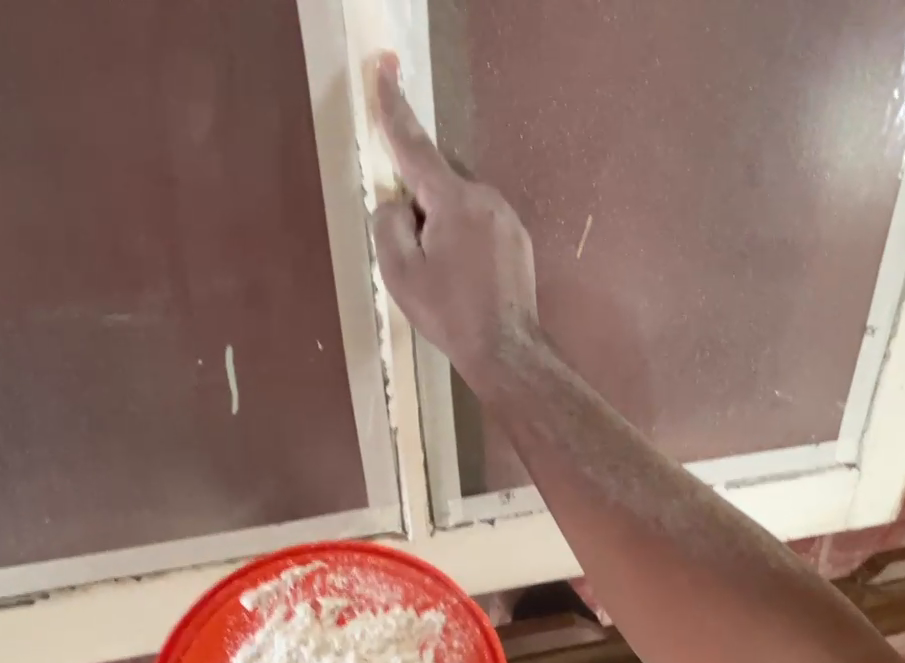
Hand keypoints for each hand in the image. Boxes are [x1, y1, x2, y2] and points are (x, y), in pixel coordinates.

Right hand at [371, 53, 540, 385]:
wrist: (505, 350)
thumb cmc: (448, 312)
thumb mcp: (400, 270)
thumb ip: (388, 223)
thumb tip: (398, 206)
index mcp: (455, 199)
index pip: (415, 146)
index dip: (394, 110)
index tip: (384, 72)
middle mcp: (487, 198)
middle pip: (439, 185)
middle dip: (420, 209)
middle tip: (420, 260)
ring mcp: (509, 219)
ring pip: (461, 208)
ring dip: (443, 229)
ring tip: (445, 279)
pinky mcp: (520, 241)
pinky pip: (481, 227)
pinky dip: (464, 243)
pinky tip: (465, 281)